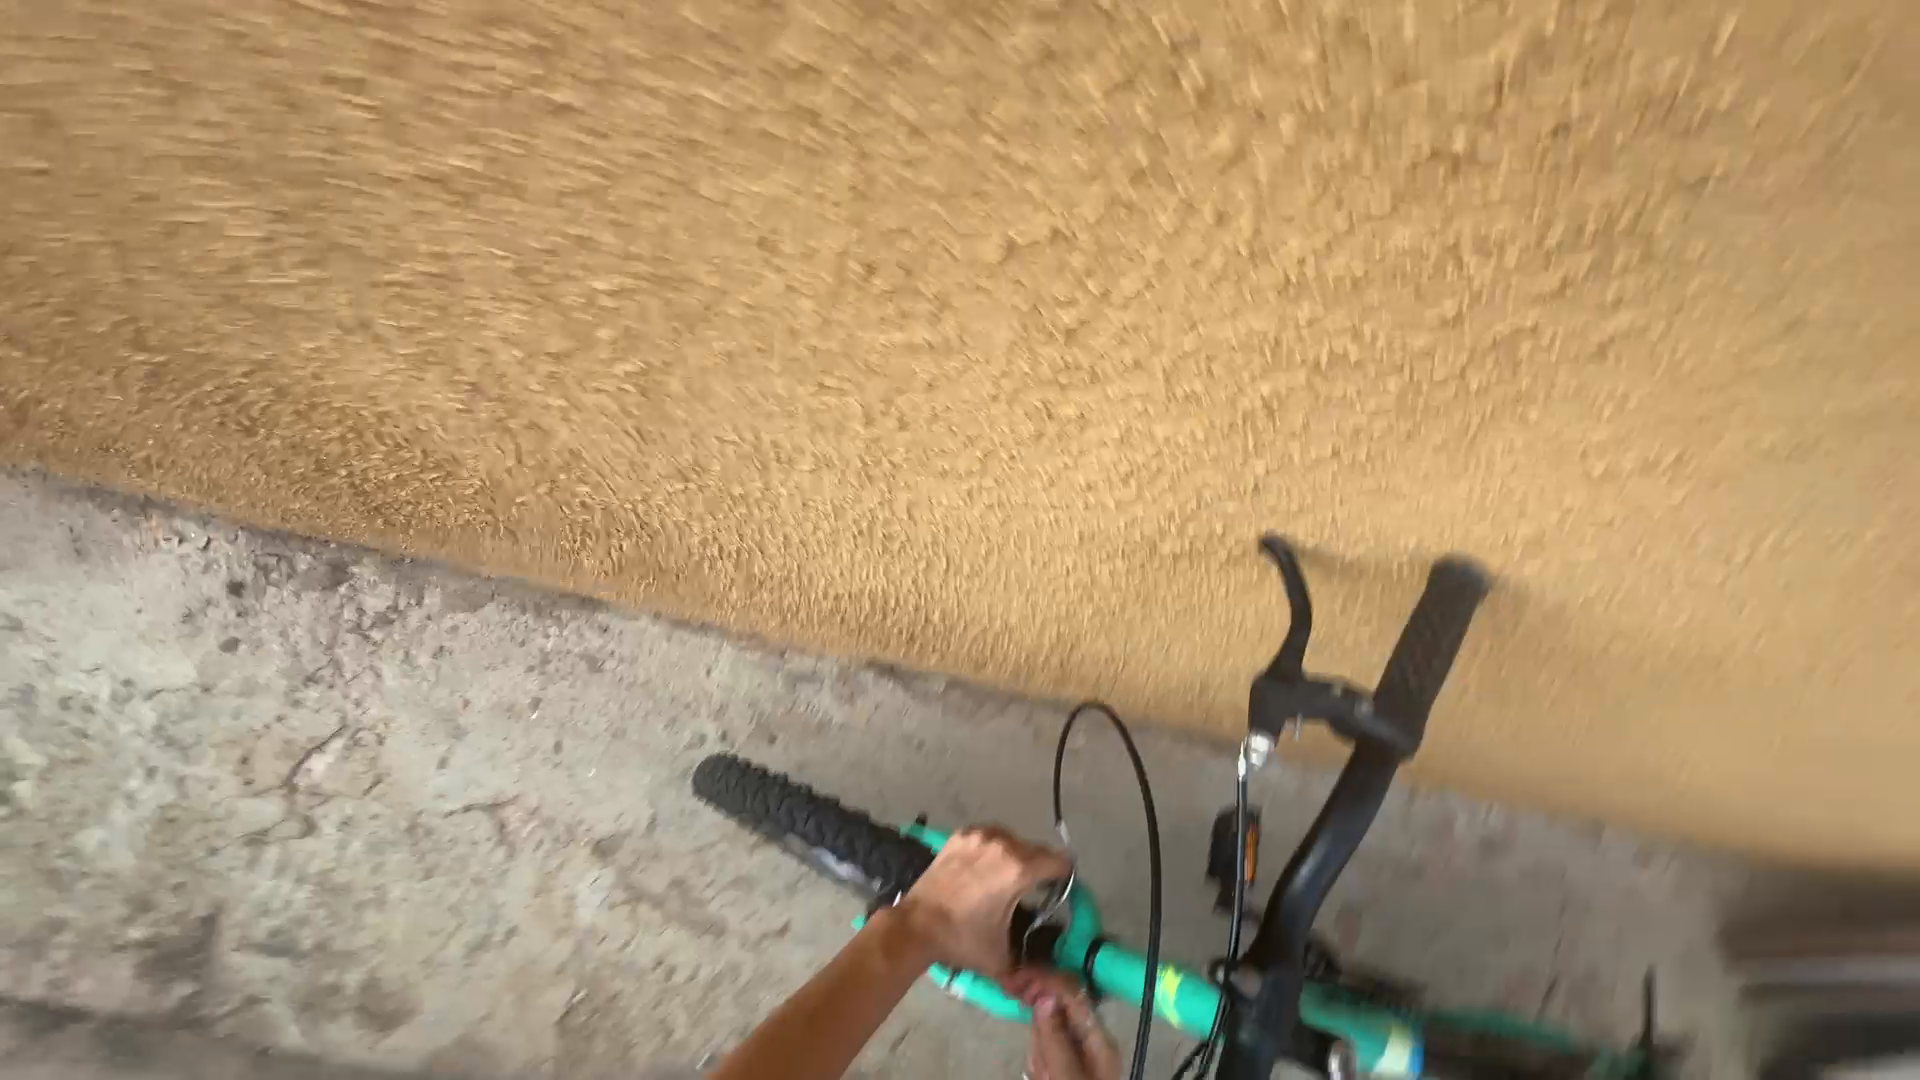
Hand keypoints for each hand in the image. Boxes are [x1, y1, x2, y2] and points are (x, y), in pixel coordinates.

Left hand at [894, 826, 1070, 976]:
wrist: (917, 925)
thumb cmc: (962, 939)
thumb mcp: (1002, 958)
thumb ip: (1030, 963)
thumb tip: (1047, 981)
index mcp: (1018, 869)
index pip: (1058, 862)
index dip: (1065, 876)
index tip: (1062, 889)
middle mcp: (1003, 843)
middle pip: (1037, 849)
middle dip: (1041, 868)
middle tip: (1036, 890)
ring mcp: (980, 835)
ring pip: (1013, 840)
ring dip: (1017, 856)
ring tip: (1009, 878)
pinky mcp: (961, 835)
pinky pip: (990, 836)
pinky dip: (994, 848)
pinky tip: (987, 868)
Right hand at [1004, 970, 1121, 1079]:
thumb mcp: (1066, 1078)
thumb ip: (1055, 1039)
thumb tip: (1043, 996)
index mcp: (1098, 1039)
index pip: (1072, 992)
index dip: (1045, 979)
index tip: (1015, 978)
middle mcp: (1092, 1042)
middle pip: (1060, 1007)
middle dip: (1039, 1015)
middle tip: (1023, 1026)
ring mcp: (1081, 1057)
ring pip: (1052, 1029)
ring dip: (1039, 1041)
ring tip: (1040, 1068)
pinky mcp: (1068, 1068)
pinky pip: (1049, 1052)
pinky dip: (1040, 1057)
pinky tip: (1040, 1073)